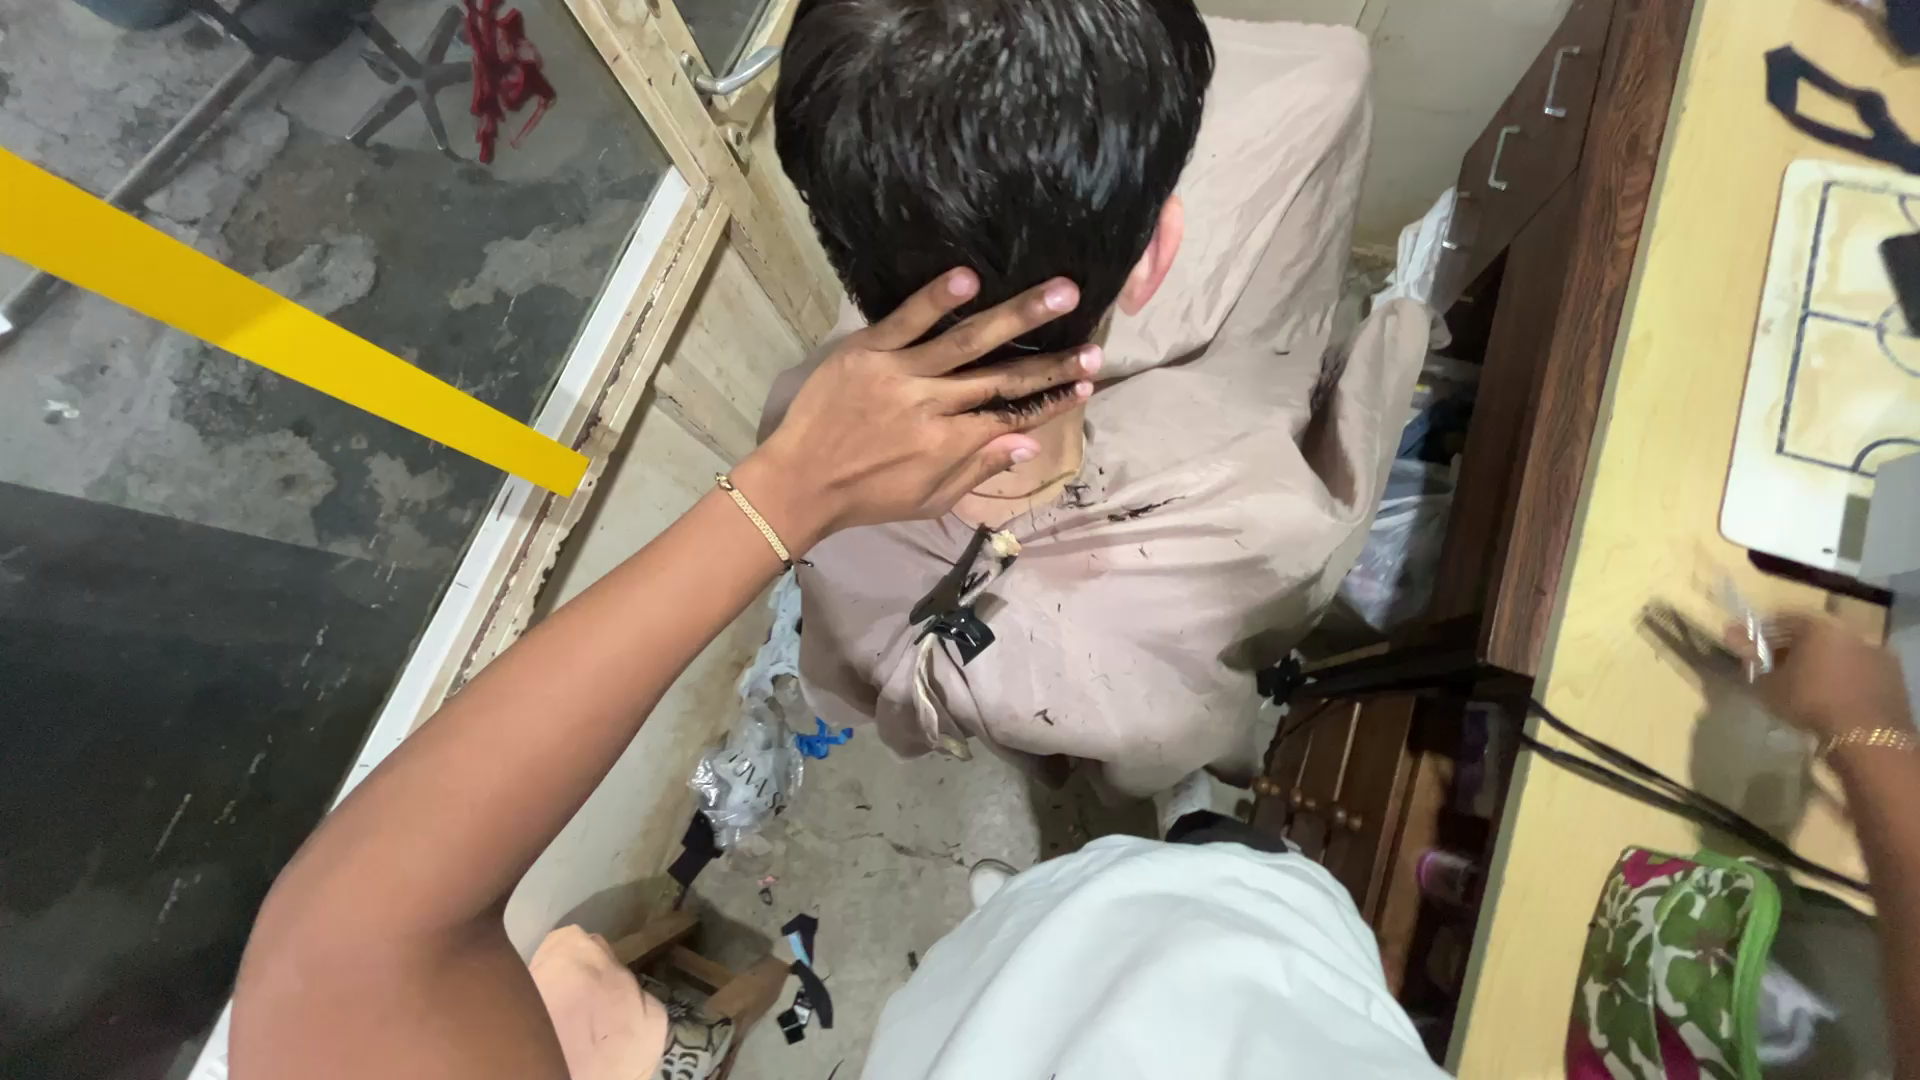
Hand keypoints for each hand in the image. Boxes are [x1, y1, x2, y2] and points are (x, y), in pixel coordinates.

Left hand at [732, 269, 1099, 549]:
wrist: (798, 482)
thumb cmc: (868, 497)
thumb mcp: (930, 501)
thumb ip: (978, 470)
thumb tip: (1029, 443)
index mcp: (948, 445)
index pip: (1011, 415)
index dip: (1051, 400)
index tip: (1085, 384)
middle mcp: (932, 406)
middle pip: (1002, 378)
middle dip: (1051, 362)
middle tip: (1093, 343)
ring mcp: (899, 374)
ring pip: (967, 341)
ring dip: (1018, 317)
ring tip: (1061, 292)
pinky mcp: (866, 351)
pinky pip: (905, 320)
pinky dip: (936, 299)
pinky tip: (971, 278)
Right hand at [1727, 613, 1912, 739]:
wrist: (1867, 737)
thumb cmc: (1808, 700)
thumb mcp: (1765, 680)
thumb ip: (1750, 655)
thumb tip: (1732, 632)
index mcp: (1821, 627)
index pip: (1782, 617)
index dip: (1759, 630)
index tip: (1746, 646)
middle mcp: (1854, 634)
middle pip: (1813, 633)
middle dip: (1790, 645)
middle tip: (1770, 664)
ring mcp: (1879, 655)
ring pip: (1837, 650)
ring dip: (1816, 659)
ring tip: (1798, 680)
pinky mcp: (1894, 676)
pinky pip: (1856, 666)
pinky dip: (1839, 672)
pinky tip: (1825, 691)